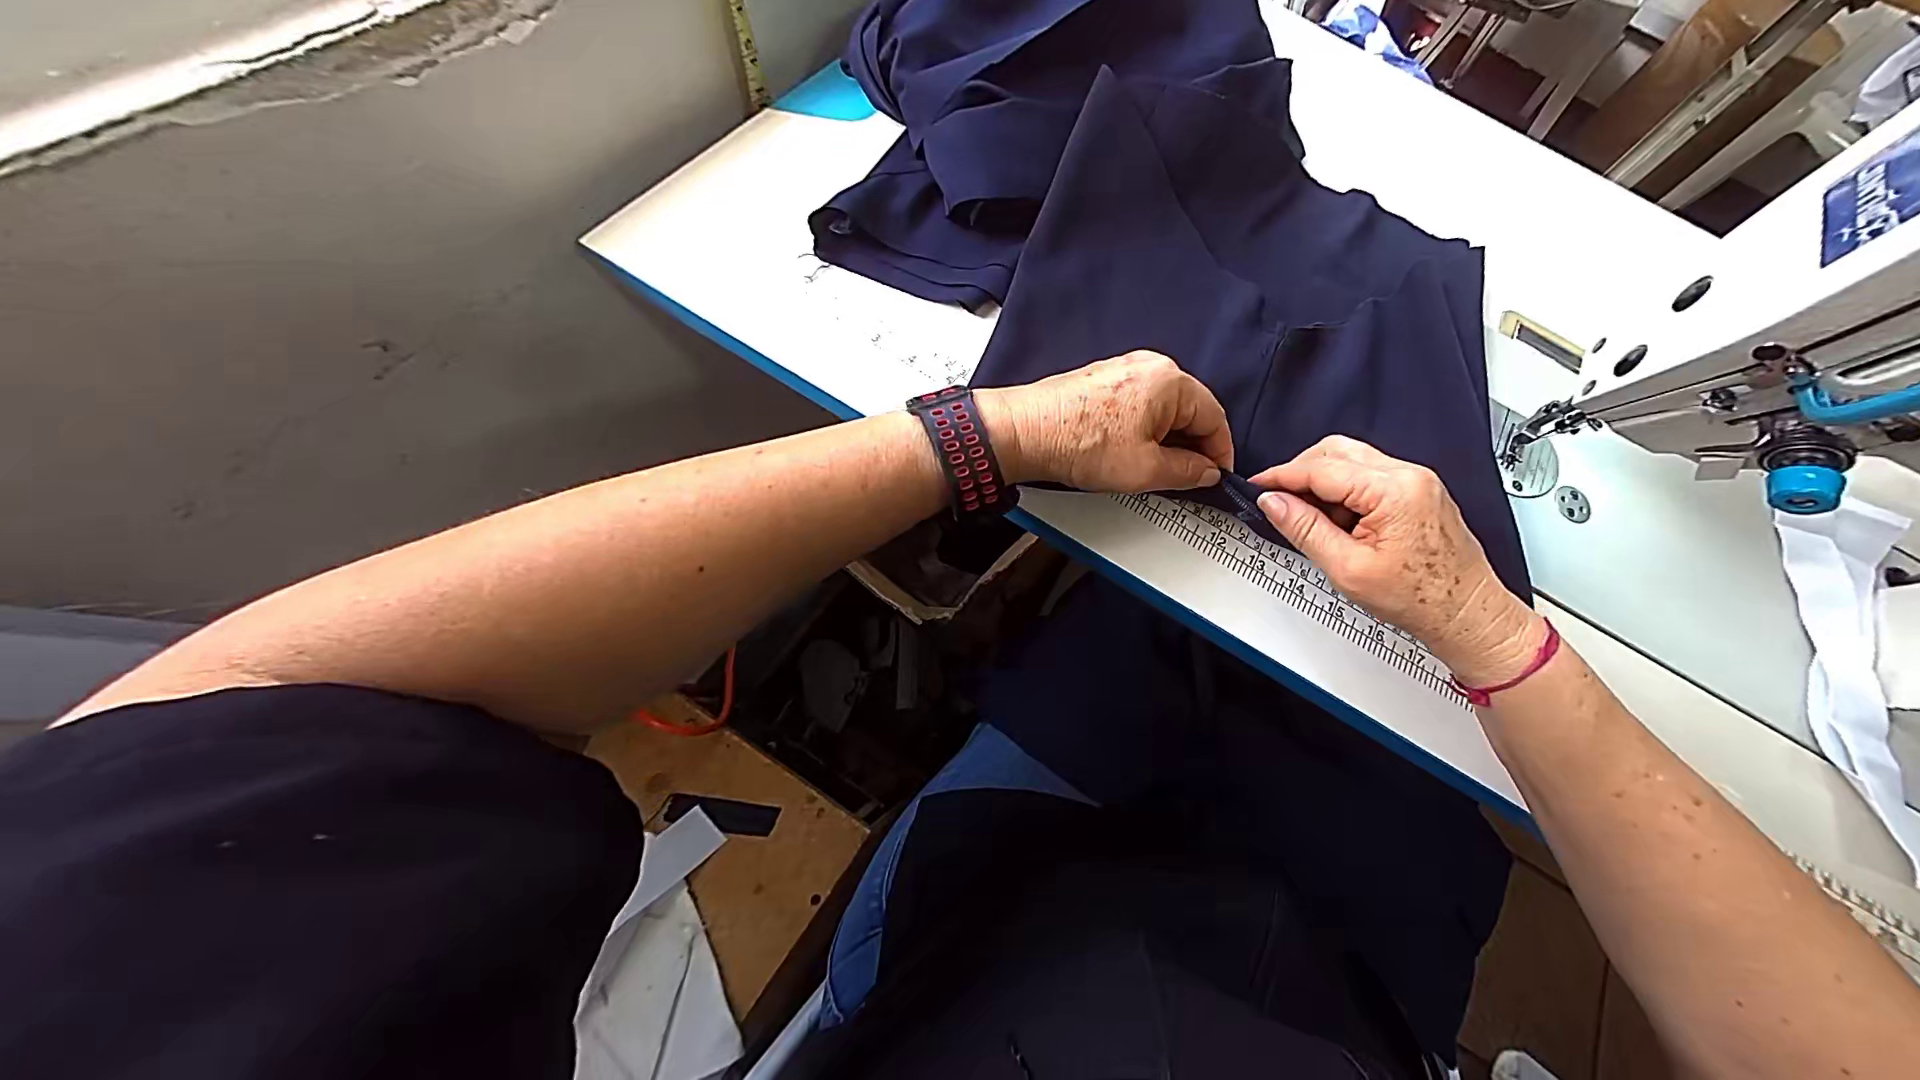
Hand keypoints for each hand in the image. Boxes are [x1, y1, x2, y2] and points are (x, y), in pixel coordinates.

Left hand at [977, 351, 1232, 492]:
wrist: (1023, 432)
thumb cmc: (1076, 443)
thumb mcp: (1145, 470)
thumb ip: (1187, 472)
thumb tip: (1205, 472)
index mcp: (1169, 380)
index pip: (1213, 417)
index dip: (1220, 451)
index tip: (1217, 474)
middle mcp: (1149, 366)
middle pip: (1189, 410)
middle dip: (1192, 446)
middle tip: (1187, 478)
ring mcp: (1123, 370)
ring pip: (1162, 409)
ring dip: (1165, 440)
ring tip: (1152, 469)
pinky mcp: (1102, 381)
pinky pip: (1138, 406)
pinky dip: (1143, 430)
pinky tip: (1130, 453)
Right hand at [1250, 436, 1543, 686]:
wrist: (1465, 613)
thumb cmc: (1420, 598)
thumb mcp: (1346, 567)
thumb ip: (1304, 528)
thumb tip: (1272, 502)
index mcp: (1394, 491)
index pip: (1321, 468)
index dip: (1281, 476)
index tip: (1257, 485)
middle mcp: (1409, 476)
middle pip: (1335, 451)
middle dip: (1300, 473)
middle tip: (1277, 500)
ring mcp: (1416, 480)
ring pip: (1349, 460)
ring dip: (1320, 482)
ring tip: (1311, 519)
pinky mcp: (1415, 490)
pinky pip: (1366, 475)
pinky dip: (1341, 491)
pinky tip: (1336, 521)